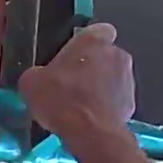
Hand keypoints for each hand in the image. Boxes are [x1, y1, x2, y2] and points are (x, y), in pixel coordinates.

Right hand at [19, 23, 135, 139]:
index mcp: (93, 40)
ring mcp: (128, 79)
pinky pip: (115, 100)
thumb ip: (38, 73)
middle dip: (91, 67)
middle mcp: (116, 53)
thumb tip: (39, 78)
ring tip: (78, 106)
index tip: (72, 57)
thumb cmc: (60, 98)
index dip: (84, 44)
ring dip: (99, 88)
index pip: (97, 30)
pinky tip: (88, 119)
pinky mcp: (132, 104)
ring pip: (112, 78)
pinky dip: (105, 107)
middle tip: (69, 84)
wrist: (88, 132)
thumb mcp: (31, 82)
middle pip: (104, 56)